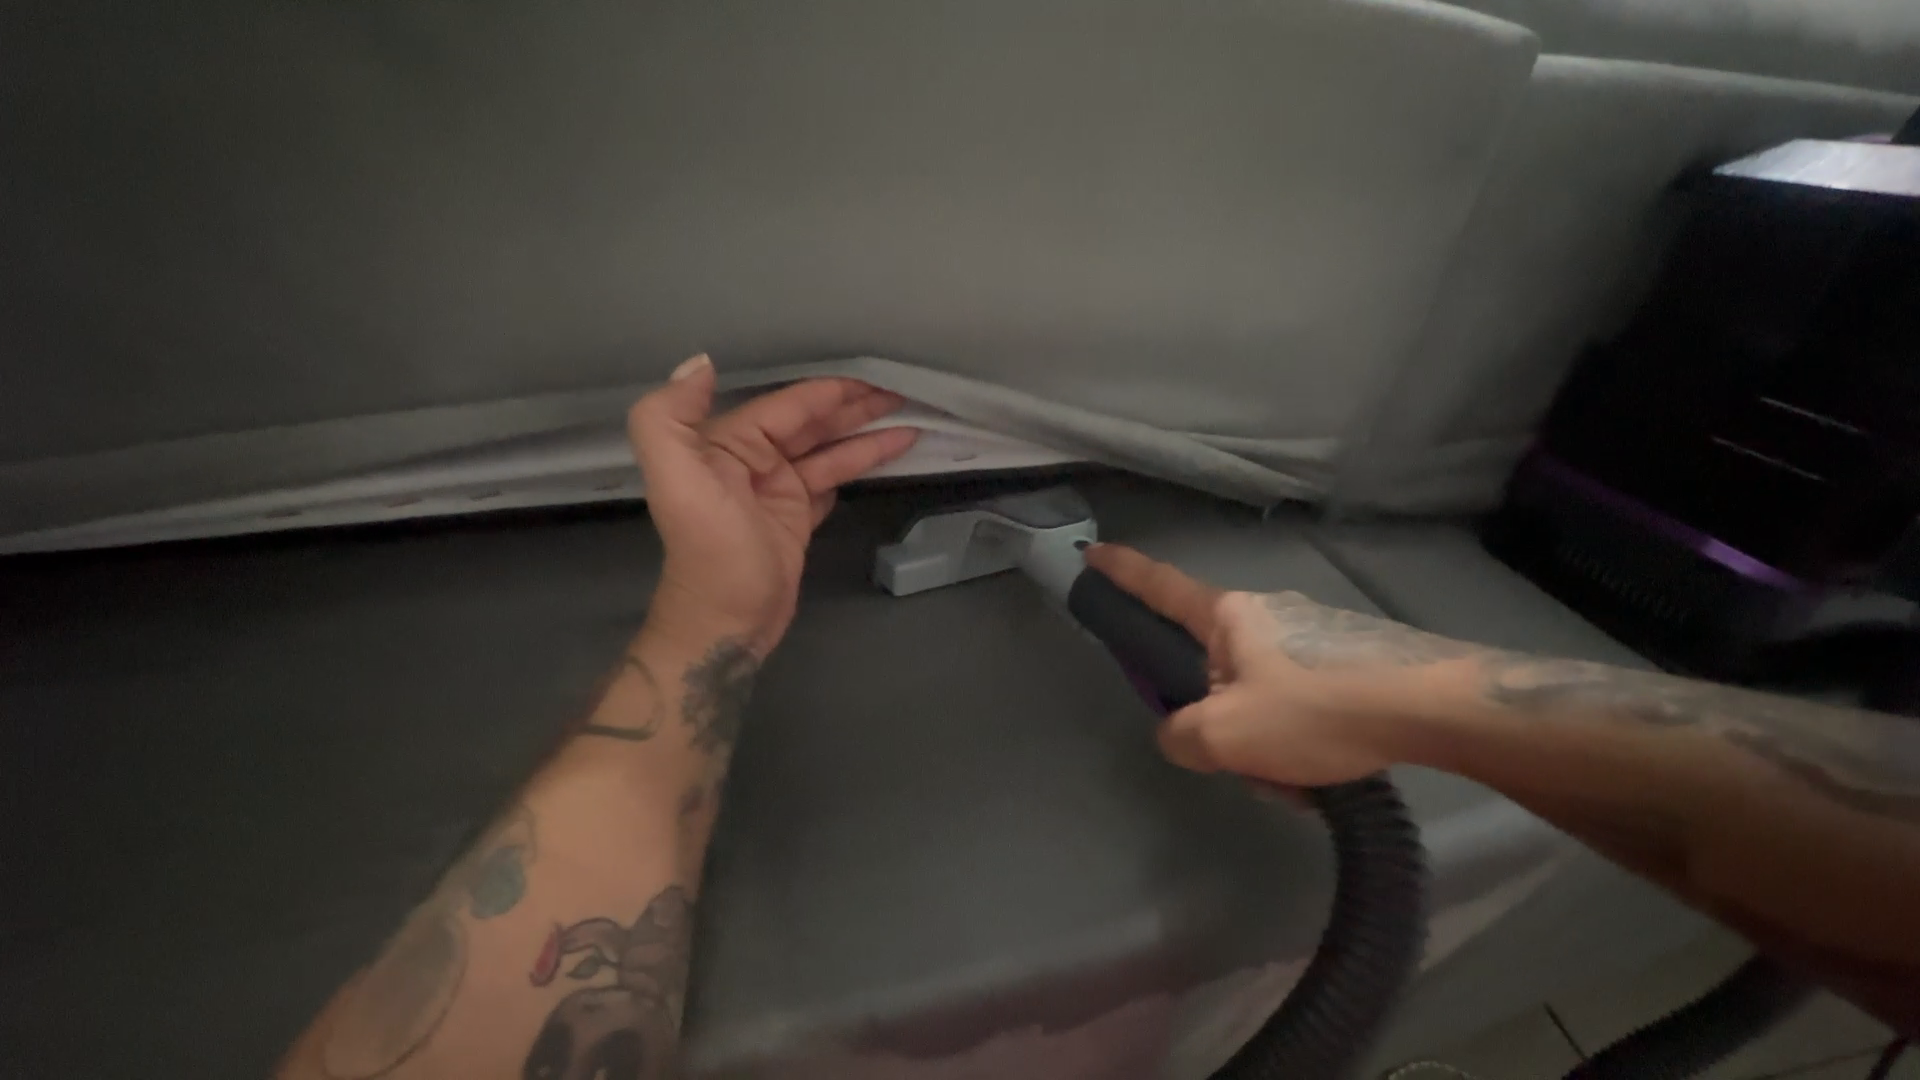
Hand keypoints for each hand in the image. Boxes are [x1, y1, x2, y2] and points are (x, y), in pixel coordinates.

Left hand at [628, 356, 918, 654]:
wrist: (725, 624)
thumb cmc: (710, 553)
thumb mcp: (676, 482)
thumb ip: (668, 417)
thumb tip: (701, 363)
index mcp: (725, 445)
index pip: (786, 406)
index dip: (829, 391)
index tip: (872, 376)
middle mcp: (752, 461)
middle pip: (812, 424)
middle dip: (856, 407)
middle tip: (903, 391)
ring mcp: (778, 491)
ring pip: (829, 452)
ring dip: (867, 436)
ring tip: (911, 422)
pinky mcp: (796, 519)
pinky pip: (833, 480)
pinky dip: (859, 465)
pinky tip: (888, 452)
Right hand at [1085, 544, 1450, 786]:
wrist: (1434, 709)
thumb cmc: (1314, 710)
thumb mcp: (1225, 736)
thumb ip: (1180, 736)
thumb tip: (1182, 735)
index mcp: (1228, 617)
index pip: (1160, 587)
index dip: (1121, 572)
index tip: (1090, 552)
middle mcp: (1266, 615)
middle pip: (1216, 670)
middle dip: (1223, 722)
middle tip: (1250, 762)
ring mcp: (1312, 635)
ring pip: (1260, 698)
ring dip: (1267, 744)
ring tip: (1300, 780)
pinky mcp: (1349, 660)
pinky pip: (1300, 705)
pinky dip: (1301, 743)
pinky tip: (1328, 772)